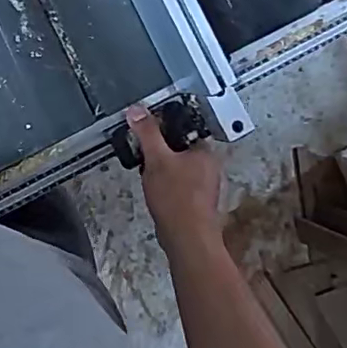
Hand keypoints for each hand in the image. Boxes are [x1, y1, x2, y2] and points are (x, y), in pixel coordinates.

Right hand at [127, 104, 223, 241]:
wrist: (186, 237)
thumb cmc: (176, 198)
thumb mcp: (156, 159)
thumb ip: (147, 133)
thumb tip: (137, 111)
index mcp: (205, 152)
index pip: (183, 129)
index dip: (162, 129)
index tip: (145, 133)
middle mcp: (209, 167)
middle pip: (179, 148)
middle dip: (159, 151)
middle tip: (145, 156)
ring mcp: (204, 186)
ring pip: (177, 167)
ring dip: (161, 169)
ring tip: (148, 175)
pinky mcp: (196, 201)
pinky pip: (178, 184)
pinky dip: (165, 185)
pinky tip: (155, 193)